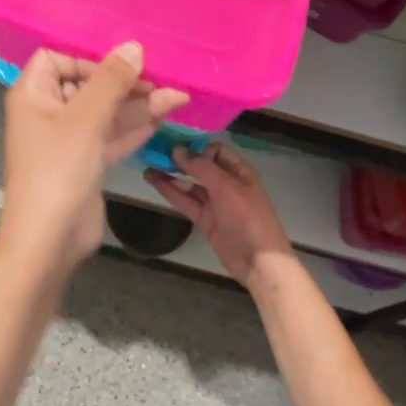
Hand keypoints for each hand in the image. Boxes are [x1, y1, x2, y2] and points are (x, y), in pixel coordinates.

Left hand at [0, 43, 188, 268]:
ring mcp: (68, 141)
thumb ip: (112, 81)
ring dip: (138, 105)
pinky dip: (134, 128)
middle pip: (88, 84)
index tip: (120, 66)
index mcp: (33, 95)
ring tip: (179, 97)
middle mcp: (48, 113)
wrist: (48, 240)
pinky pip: (110, 137)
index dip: (88, 58)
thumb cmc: (58, 170)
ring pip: (105, 113)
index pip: (57, 58)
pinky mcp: (85, 163)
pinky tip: (163, 117)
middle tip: (162, 80)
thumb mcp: (86, 118)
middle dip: (125, 83)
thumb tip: (133, 47)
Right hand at [144, 143, 293, 287]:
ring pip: (190, 184)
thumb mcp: (226, 188)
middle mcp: (227, 183)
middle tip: (155, 151)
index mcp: (239, 171)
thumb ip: (201, 167)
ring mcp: (215, 202)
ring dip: (171, 175)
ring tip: (147, 164)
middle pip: (200, 166)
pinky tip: (154, 181)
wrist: (258, 260)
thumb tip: (178, 149)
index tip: (175, 145)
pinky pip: (186, 201)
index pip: (215, 151)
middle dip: (180, 159)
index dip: (196, 147)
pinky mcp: (205, 218)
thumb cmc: (247, 218)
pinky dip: (170, 191)